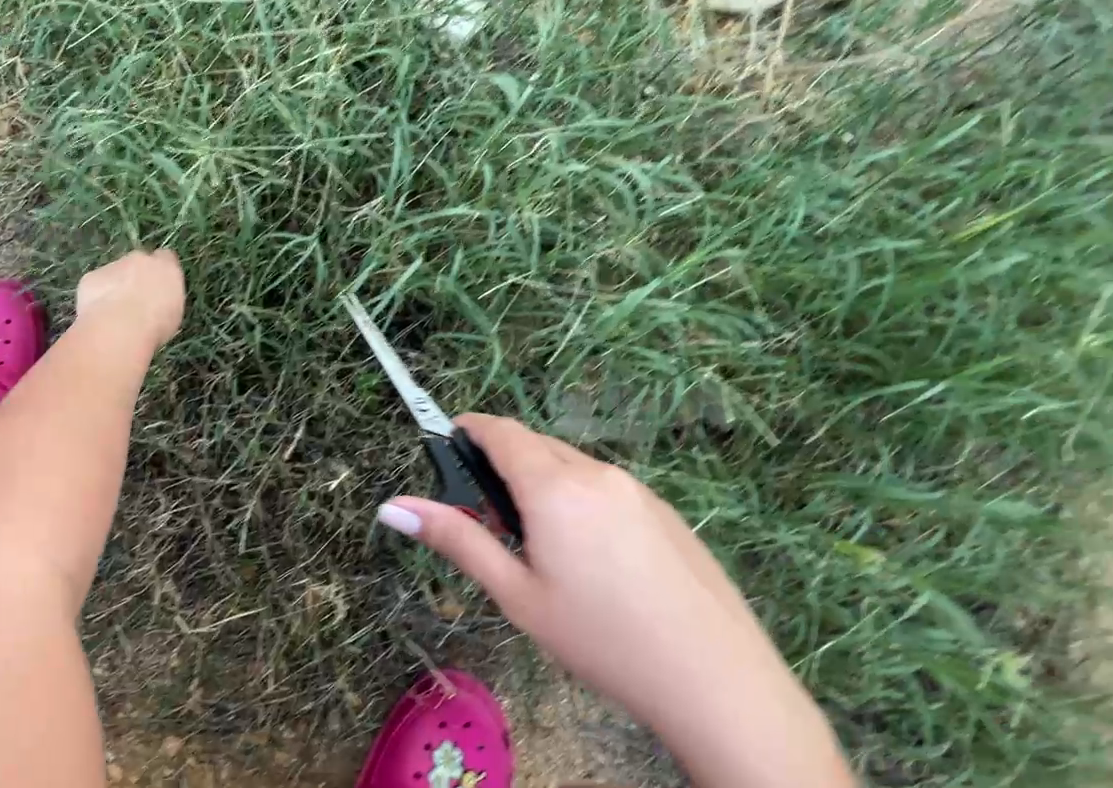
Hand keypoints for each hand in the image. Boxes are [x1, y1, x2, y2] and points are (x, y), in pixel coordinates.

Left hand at [74, 248, 184, 350]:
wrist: (120, 328)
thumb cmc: (155, 327)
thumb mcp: (173, 315)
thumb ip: (165, 299)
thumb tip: (157, 302)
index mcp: (166, 268)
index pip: (165, 258)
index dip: (159, 272)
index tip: (156, 288)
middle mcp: (140, 259)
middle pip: (138, 262)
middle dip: (135, 277)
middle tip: (134, 303)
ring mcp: (113, 265)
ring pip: (114, 273)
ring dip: (114, 287)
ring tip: (113, 314)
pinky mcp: (91, 276)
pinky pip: (95, 285)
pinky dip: (95, 296)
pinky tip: (97, 315)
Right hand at [377, 415, 852, 787]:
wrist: (721, 685)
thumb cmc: (602, 640)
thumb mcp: (516, 595)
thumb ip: (456, 540)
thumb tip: (392, 506)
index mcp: (554, 487)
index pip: (501, 430)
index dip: (469, 428)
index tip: (448, 442)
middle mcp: (598, 474)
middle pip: (536, 444)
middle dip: (503, 462)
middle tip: (489, 517)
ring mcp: (640, 492)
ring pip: (573, 467)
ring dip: (543, 483)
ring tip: (541, 548)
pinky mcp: (669, 515)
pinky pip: (608, 488)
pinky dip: (581, 500)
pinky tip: (594, 563)